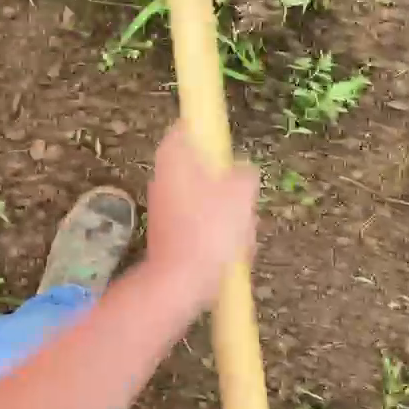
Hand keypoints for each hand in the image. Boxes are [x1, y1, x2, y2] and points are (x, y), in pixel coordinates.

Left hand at [143, 122, 257, 301]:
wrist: (180, 282)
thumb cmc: (209, 230)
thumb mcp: (240, 193)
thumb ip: (244, 173)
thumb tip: (243, 171)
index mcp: (174, 157)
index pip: (187, 127)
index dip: (209, 131)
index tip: (228, 144)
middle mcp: (164, 178)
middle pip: (203, 168)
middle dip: (228, 184)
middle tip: (242, 198)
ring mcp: (165, 208)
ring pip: (207, 200)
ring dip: (229, 214)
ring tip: (242, 233)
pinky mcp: (171, 234)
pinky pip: (202, 224)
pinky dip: (218, 234)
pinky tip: (233, 252)